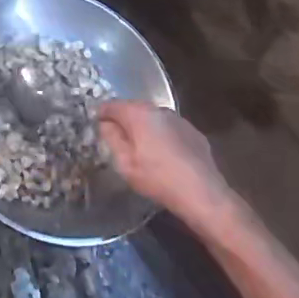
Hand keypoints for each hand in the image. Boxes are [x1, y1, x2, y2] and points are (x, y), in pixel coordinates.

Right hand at [98, 100, 233, 222]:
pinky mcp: (192, 131)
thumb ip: (112, 139)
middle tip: (117, 138)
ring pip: (153, 118)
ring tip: (141, 148)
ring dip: (144, 127)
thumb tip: (106, 123)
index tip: (96, 124)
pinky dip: (162, 135)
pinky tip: (164, 155)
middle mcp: (159, 109)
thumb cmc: (158, 178)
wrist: (202, 192)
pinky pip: (169, 128)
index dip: (102, 113)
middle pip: (134, 108)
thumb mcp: (126, 164)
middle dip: (123, 120)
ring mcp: (178, 118)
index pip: (112, 105)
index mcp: (139, 114)